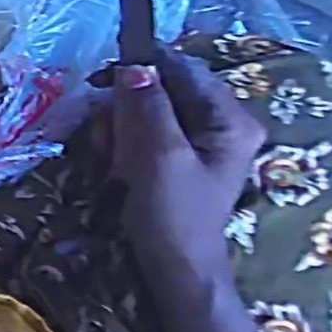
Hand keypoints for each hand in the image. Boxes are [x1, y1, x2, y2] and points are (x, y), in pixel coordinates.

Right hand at [111, 47, 265, 290]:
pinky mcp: (175, 153)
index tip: (102, 77)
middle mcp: (217, 122)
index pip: (183, 70)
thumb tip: (133, 66)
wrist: (174, 266)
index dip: (143, 66)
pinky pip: (142, 129)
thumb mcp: (160, 156)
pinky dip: (122, 140)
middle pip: (161, 88)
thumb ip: (148, 107)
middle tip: (109, 136)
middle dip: (127, 108)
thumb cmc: (174, 214)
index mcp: (229, 119)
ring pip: (145, 108)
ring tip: (111, 156)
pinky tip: (116, 162)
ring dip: (120, 126)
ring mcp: (197, 139)